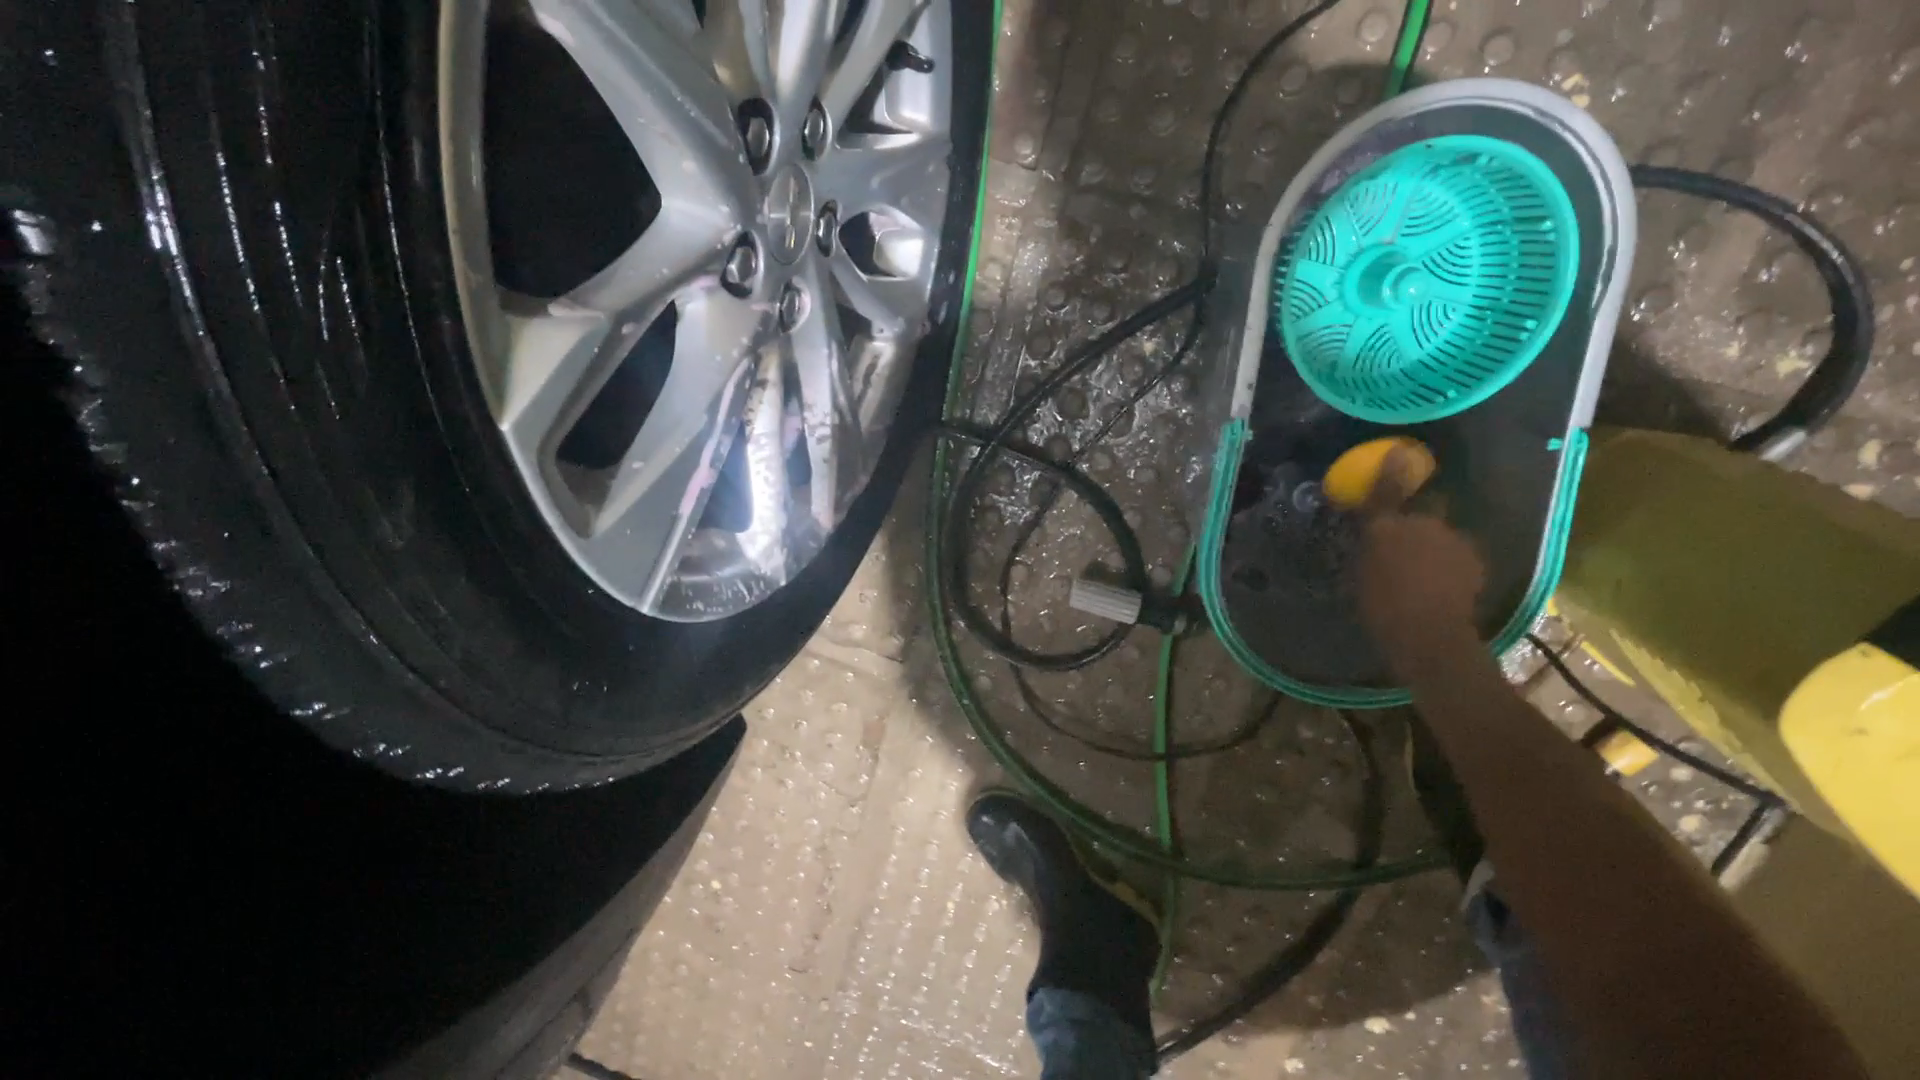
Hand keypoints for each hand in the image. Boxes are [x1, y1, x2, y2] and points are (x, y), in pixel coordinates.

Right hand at [1354, 449, 1484, 667]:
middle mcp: (1422, 524)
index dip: (1391, 470)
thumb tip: (1375, 533)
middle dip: (1423, 514)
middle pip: (1427, 506)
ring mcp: (1453, 539)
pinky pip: (1460, 553)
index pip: (1386, 491)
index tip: (1397, 451)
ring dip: (1439, 542)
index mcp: (1386, 527)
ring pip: (1445, 532)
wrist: (1429, 635)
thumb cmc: (1381, 608)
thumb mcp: (1361, 574)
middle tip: (1414, 536)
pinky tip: (1447, 582)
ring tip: (1433, 568)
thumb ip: (1371, 546)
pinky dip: (1453, 562)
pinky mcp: (1475, 558)